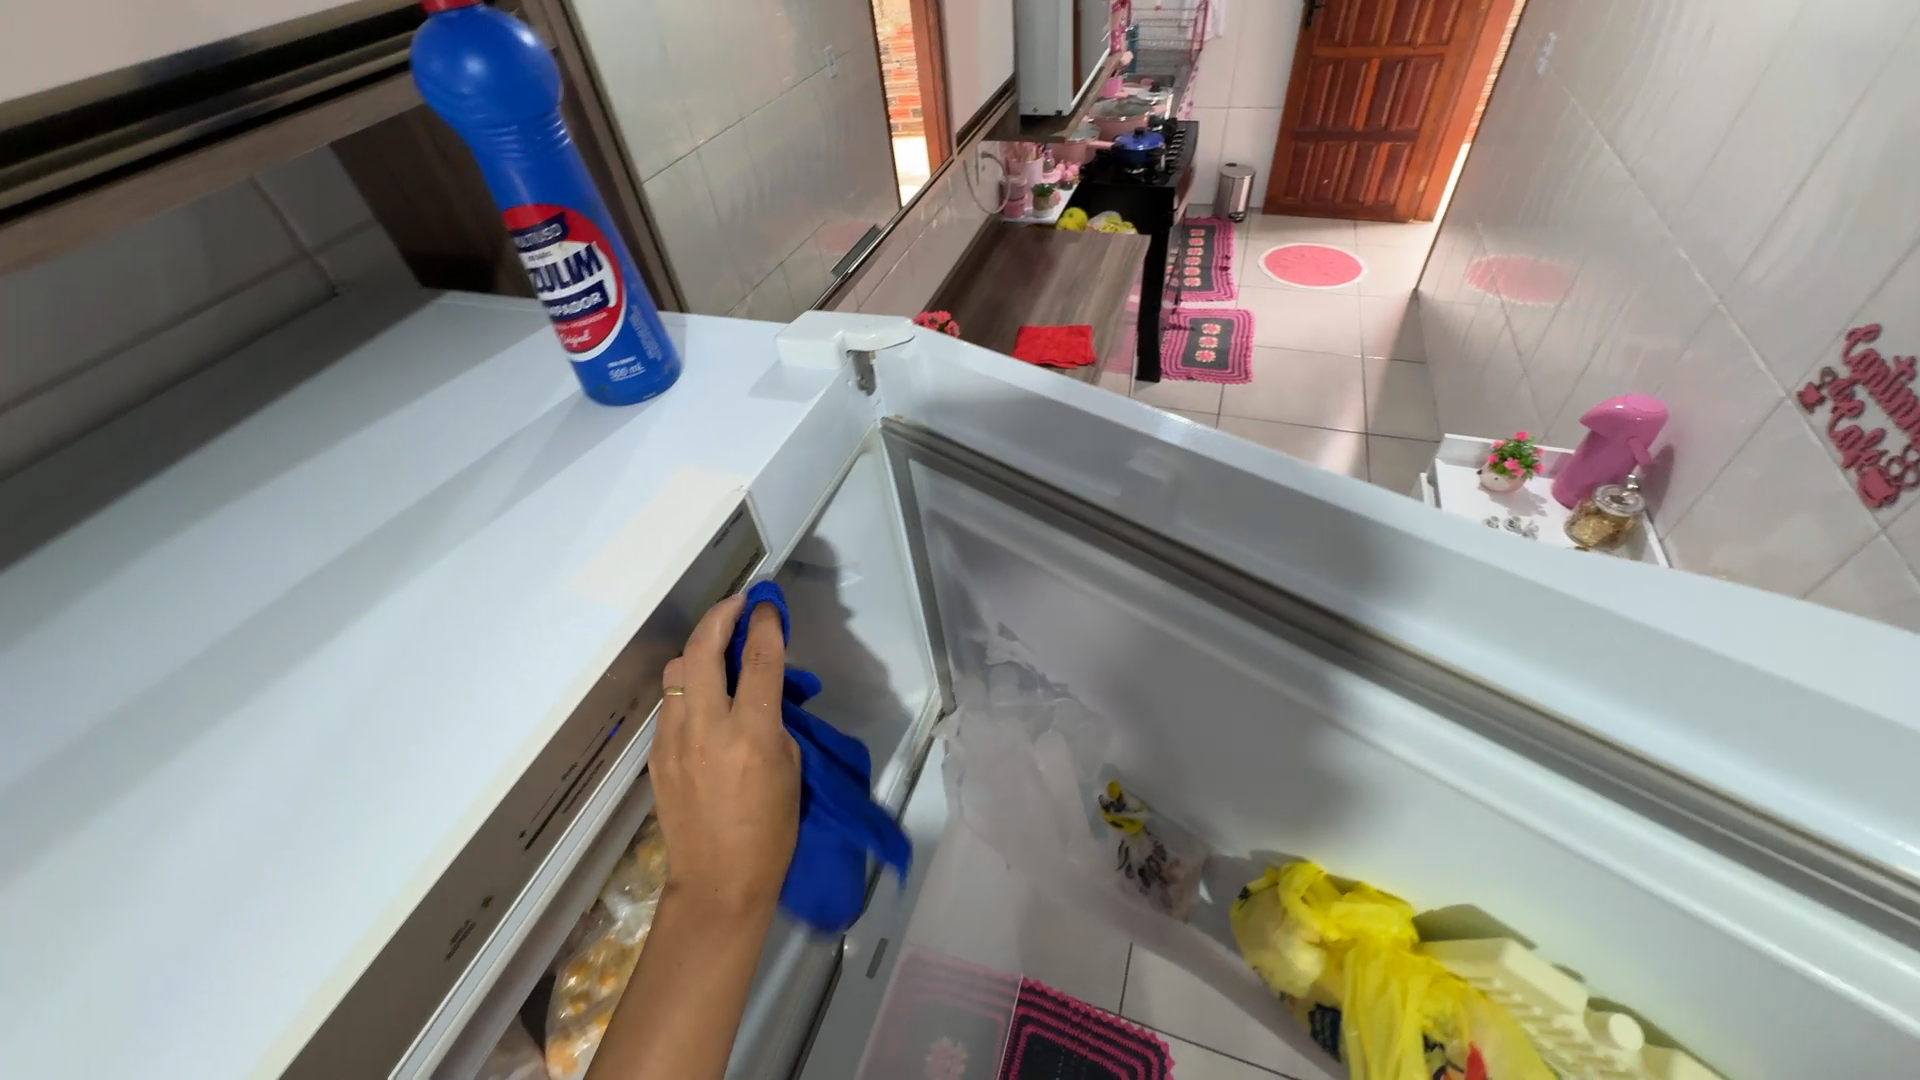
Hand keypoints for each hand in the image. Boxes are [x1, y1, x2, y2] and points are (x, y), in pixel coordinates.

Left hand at [651, 593, 801, 920]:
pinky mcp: (657, 755)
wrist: (719, 882)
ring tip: (719, 647)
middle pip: (704, 649)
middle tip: (739, 604)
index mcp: (752, 734)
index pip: (760, 659)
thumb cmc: (772, 831)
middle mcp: (708, 728)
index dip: (766, 623)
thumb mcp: (790, 768)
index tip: (769, 604)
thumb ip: (773, 722)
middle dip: (722, 615)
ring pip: (677, 671)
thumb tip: (760, 693)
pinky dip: (689, 688)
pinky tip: (705, 697)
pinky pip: (671, 704)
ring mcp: (675, 740)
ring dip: (700, 649)